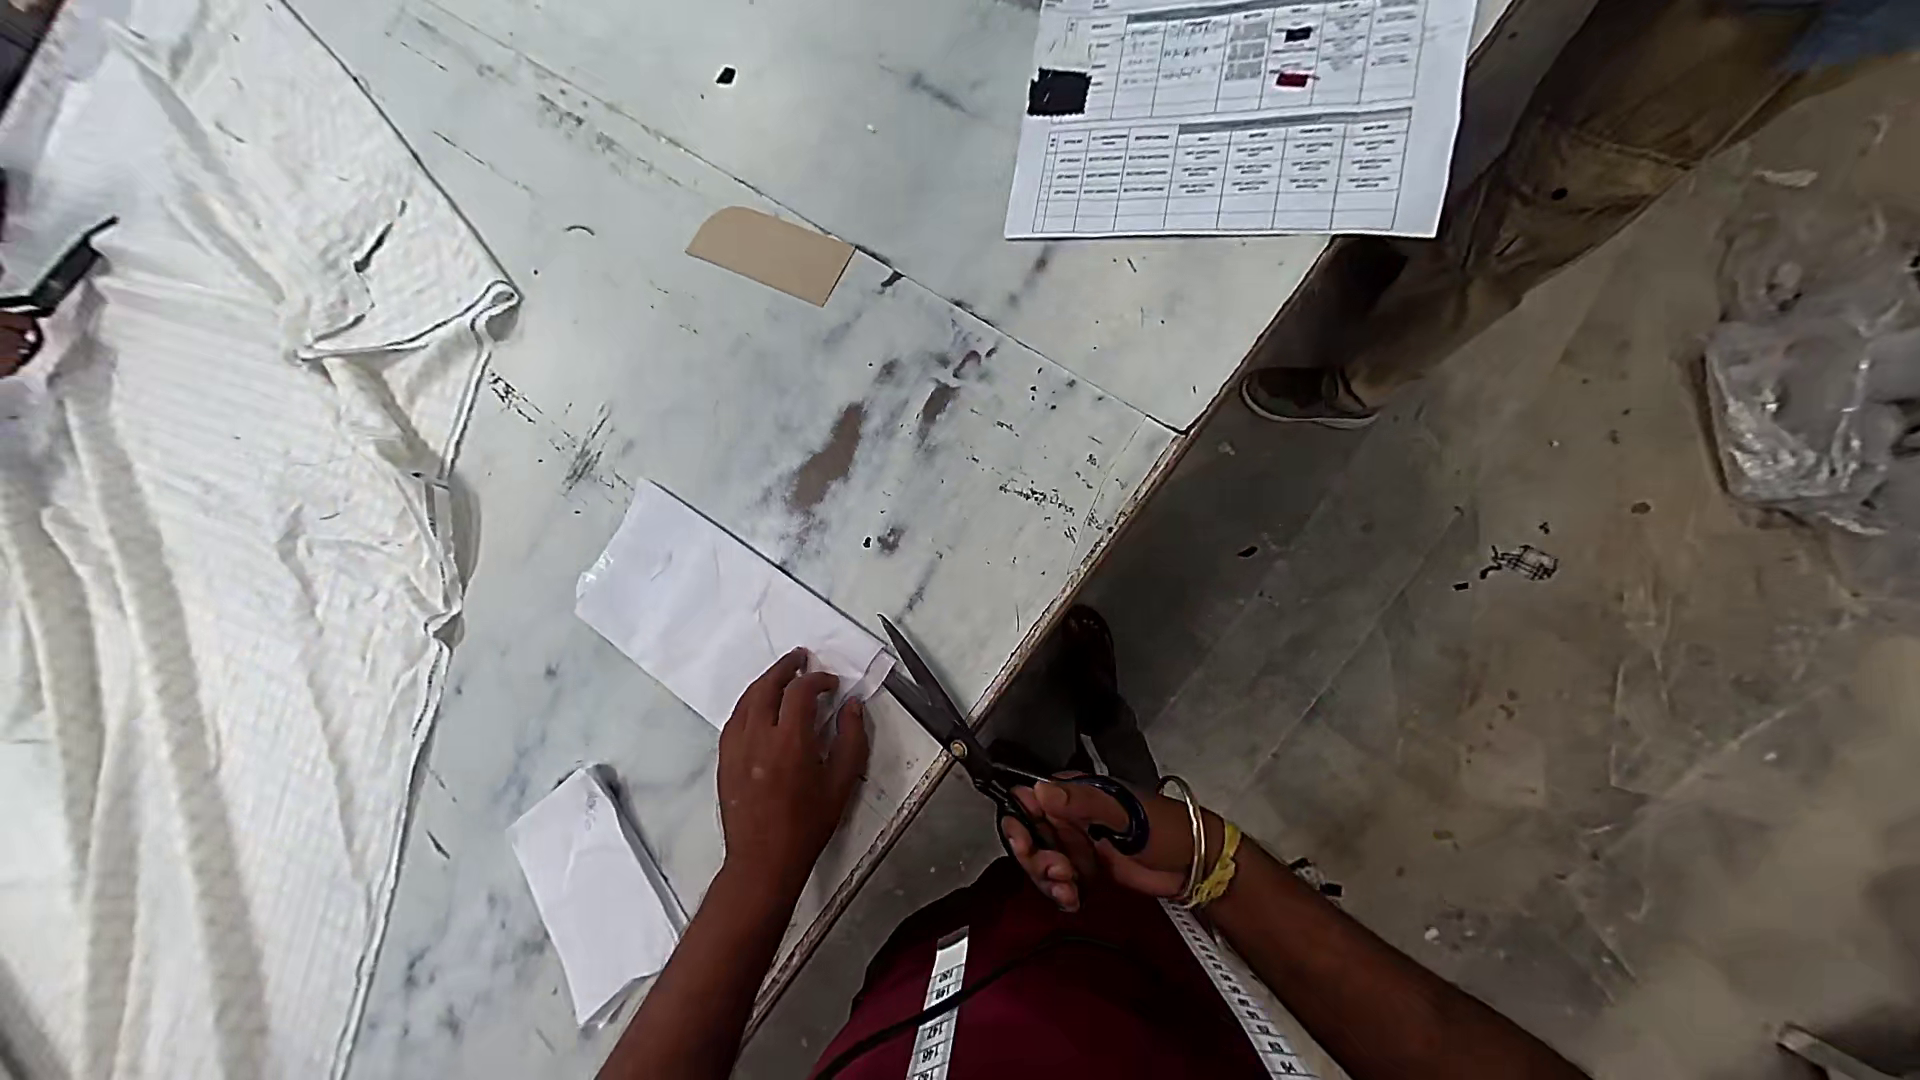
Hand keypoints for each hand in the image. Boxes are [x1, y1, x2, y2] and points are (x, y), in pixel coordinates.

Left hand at [716, 650, 869, 898]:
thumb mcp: (842, 782)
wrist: (763, 860)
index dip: (818, 680)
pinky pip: (734, 719)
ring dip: (765, 681)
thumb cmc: (808, 824)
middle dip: (786, 667)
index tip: (831, 684)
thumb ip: (851, 738)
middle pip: (768, 687)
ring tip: (782, 675)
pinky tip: (760, 705)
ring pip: (747, 700)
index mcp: (790, 743)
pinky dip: (750, 703)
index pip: (801, 692)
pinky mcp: (724, 759)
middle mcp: (758, 738)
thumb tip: (852, 706)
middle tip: (800, 658)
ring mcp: (736, 748)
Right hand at [1000, 774, 1220, 911]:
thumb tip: (1039, 790)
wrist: (1195, 866)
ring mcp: (1076, 844)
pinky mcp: (1085, 871)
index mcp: (1073, 792)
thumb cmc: (1163, 826)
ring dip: (1047, 878)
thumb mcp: (1124, 811)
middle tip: (1059, 871)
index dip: (1020, 820)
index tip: (1025, 842)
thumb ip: (1082, 802)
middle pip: (1029, 835)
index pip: (1029, 799)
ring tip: (1070, 887)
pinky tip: (1073, 899)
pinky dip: (1060, 893)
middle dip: (1035, 857)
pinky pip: (1058, 882)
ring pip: (1040, 861)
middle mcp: (1068, 816)